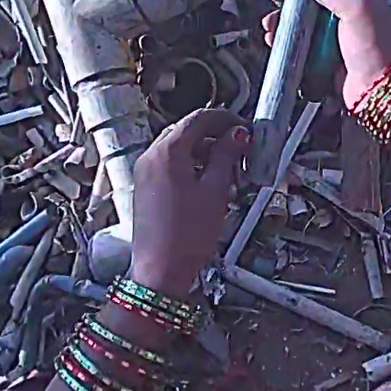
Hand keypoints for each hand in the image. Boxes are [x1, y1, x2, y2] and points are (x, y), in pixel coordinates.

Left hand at [130, 108, 248, 293]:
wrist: (160, 272)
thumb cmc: (186, 236)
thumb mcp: (216, 191)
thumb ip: (227, 156)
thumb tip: (237, 135)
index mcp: (168, 152)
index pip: (199, 118)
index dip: (226, 120)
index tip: (245, 128)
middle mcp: (151, 156)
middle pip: (188, 131)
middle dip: (216, 137)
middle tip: (241, 149)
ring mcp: (146, 172)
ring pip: (180, 148)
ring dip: (206, 152)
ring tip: (230, 171)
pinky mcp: (146, 187)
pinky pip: (171, 165)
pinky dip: (192, 166)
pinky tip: (210, 184)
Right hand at [263, 0, 390, 105]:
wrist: (383, 91)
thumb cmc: (381, 49)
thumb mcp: (356, 7)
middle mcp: (346, 12)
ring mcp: (335, 35)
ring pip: (302, 23)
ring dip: (285, 23)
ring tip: (273, 26)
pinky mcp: (325, 57)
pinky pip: (301, 47)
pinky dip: (288, 45)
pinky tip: (279, 44)